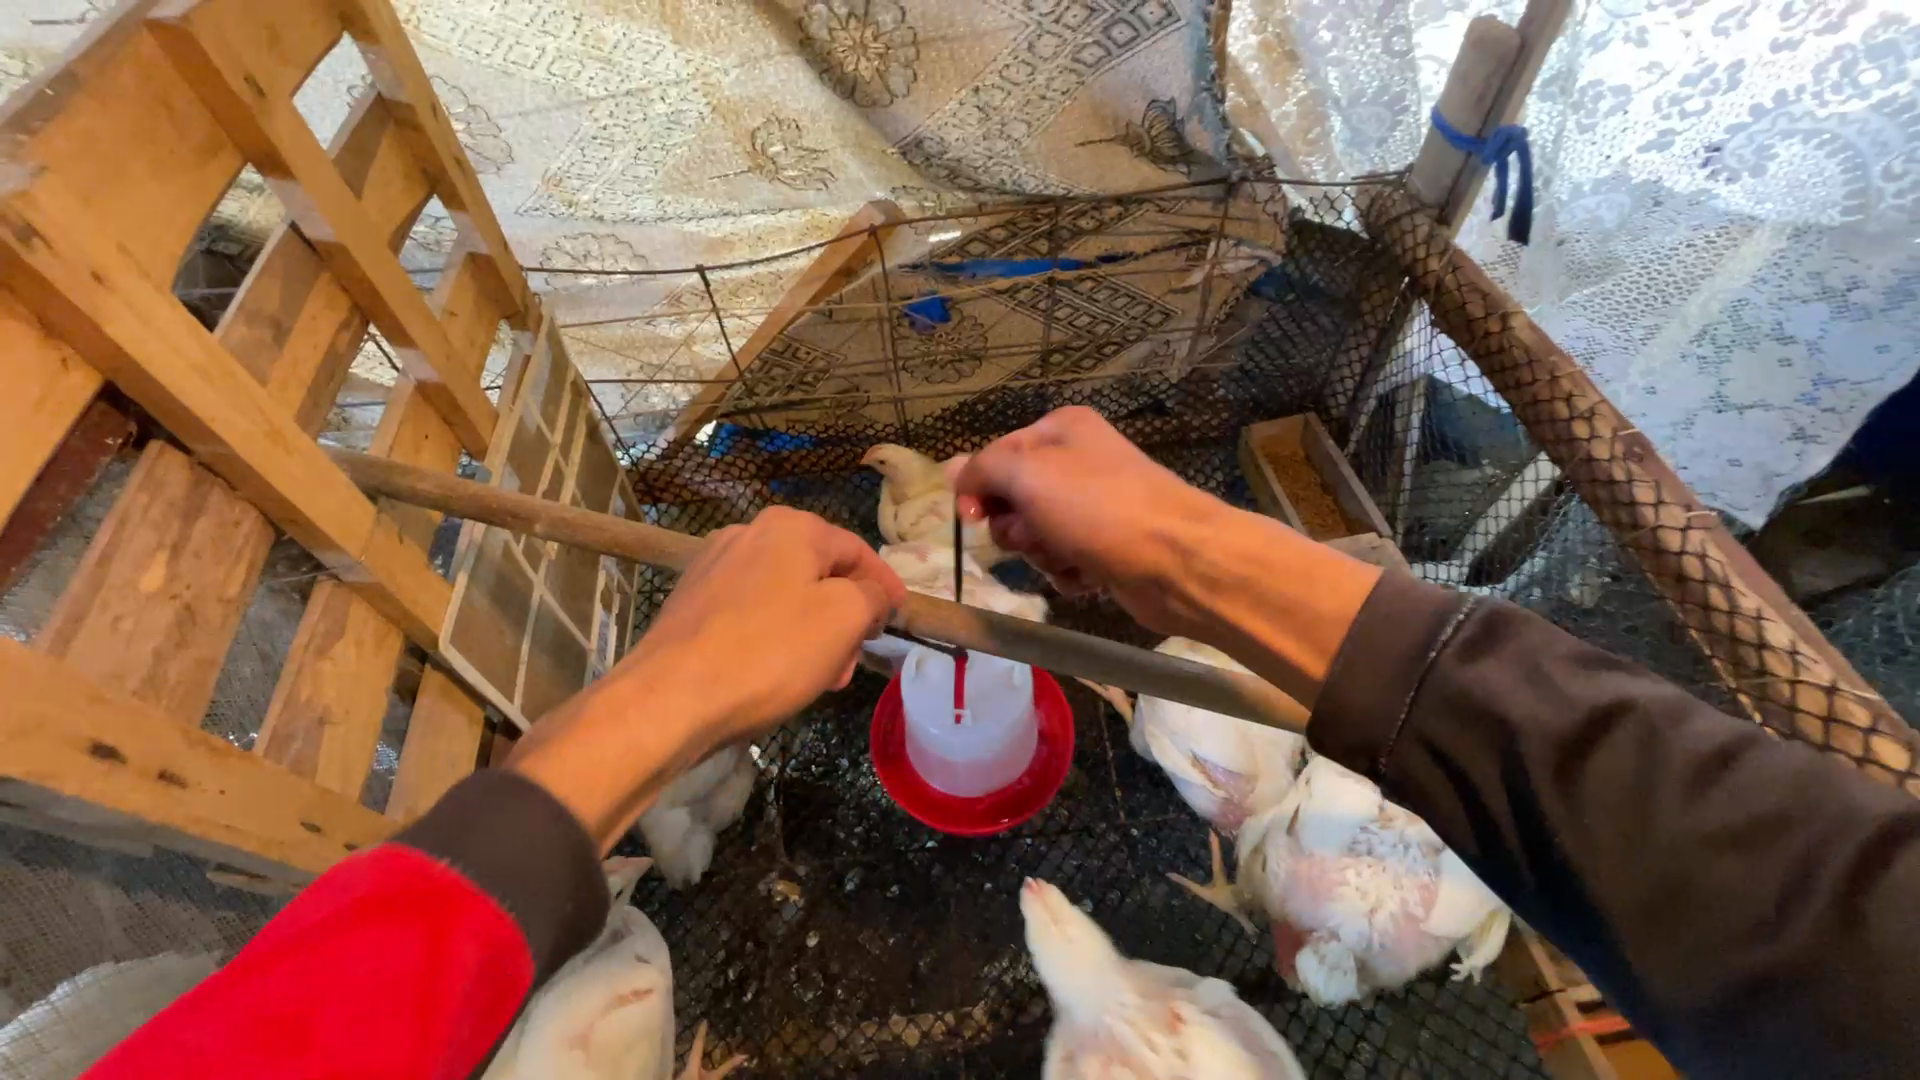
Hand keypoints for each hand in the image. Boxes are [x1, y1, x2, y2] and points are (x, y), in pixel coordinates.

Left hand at [510, 507, 903, 849]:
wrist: (667, 700)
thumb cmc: (768, 653)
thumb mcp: (844, 619)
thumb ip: (871, 595)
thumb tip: (872, 592)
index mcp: (791, 527)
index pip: (857, 550)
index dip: (885, 586)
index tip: (900, 618)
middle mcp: (749, 533)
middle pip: (819, 573)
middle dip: (845, 617)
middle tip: (853, 660)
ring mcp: (713, 566)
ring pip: (786, 595)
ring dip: (813, 632)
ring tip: (819, 677)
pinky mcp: (691, 602)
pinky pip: (751, 613)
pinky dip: (775, 637)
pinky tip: (776, 674)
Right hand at [952, 406, 1239, 638]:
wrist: (1176, 561)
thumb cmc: (1097, 508)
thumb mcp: (1028, 474)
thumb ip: (982, 469)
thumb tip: (952, 471)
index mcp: (1060, 430)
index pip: (994, 456)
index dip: (979, 489)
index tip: (974, 517)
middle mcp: (1077, 463)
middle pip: (1013, 499)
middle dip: (1016, 527)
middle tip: (1034, 535)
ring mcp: (1094, 507)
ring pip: (1036, 535)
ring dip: (1042, 553)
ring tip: (1069, 557)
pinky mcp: (1106, 547)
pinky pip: (1063, 560)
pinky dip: (1068, 572)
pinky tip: (1087, 575)